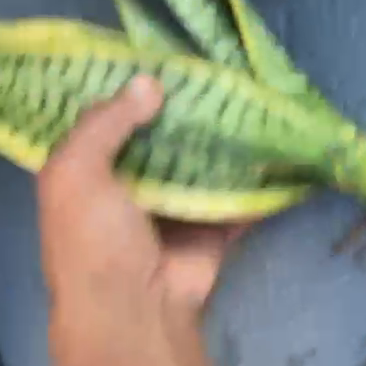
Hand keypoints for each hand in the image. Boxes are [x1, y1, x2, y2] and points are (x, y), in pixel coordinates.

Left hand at [37, 77, 244, 344]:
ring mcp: (183, 206)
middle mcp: (138, 184)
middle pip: (170, 142)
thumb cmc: (95, 239)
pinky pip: (246, 197)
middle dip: (196, 116)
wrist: (138, 301)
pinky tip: (288, 154)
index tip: (170, 63)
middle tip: (230, 80)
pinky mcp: (220, 224)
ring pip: (212, 166)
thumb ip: (106, 127)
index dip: (135, 95)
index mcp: (93, 171)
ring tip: (265, 108)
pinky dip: (266, 182)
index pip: (114, 124)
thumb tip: (150, 81)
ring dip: (235, 146)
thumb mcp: (77, 176)